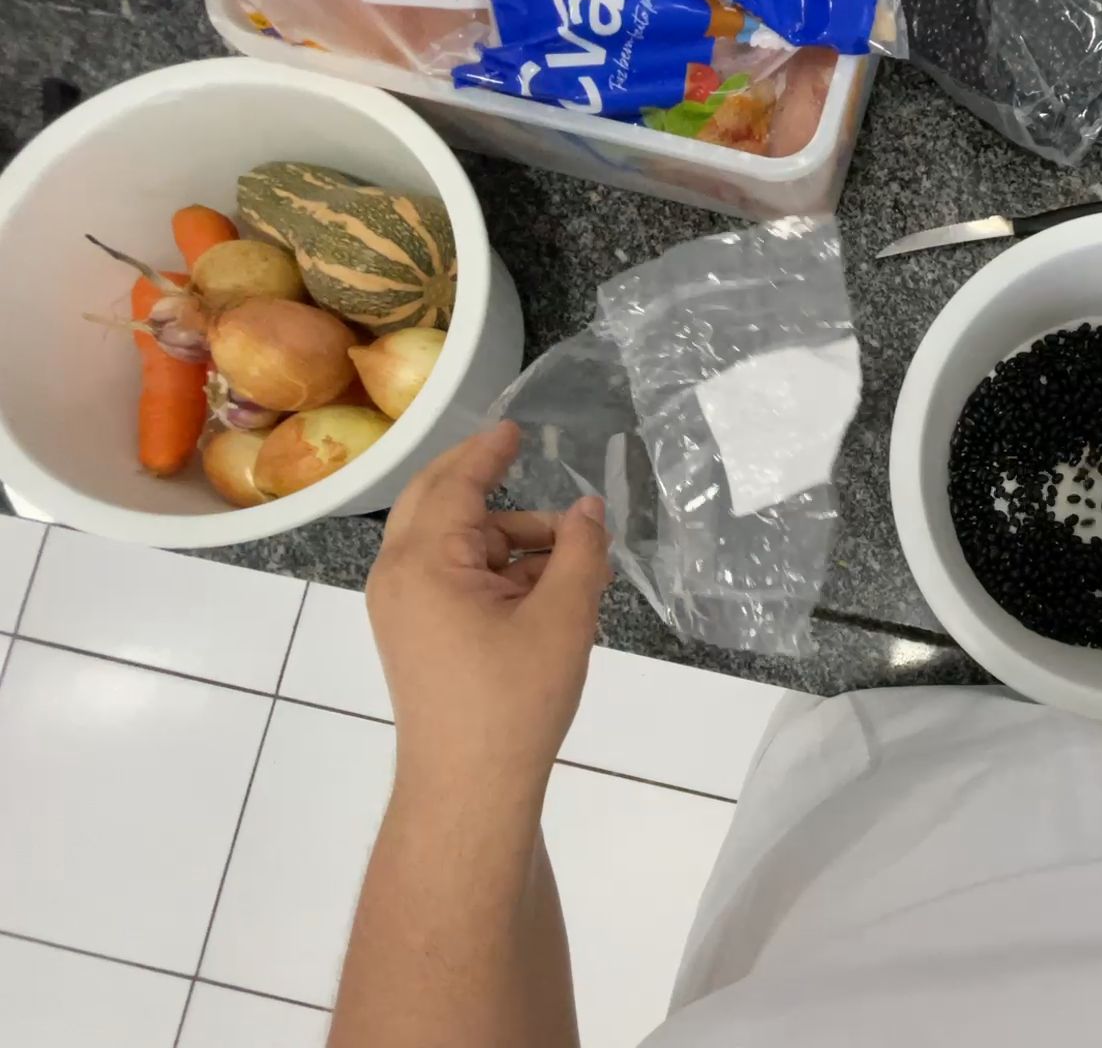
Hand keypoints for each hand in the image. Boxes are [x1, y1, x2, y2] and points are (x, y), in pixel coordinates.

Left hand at [366, 422, 613, 788]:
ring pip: (462, 547)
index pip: (452, 485)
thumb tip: (590, 507)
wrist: (472, 784)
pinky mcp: (424, 634)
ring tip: (579, 559)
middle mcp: (402, 578)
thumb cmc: (516, 695)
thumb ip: (579, 552)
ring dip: (516, 541)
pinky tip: (556, 587)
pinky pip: (463, 580)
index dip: (486, 451)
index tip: (515, 426)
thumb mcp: (563, 615)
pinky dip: (506, 572)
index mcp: (424, 565)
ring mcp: (409, 609)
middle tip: (529, 462)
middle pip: (443, 508)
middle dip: (491, 487)